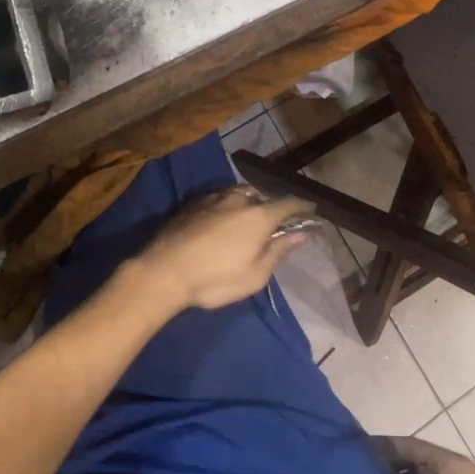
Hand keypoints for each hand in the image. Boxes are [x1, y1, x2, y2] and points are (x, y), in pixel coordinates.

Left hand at [127, 186, 311, 310]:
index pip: (288, 204)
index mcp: (258, 215)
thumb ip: (278, 250)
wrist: (163, 272)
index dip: (302, 208)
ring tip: (247, 221)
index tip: (311, 213)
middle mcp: (237, 199)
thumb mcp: (255, 274)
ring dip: (248, 204)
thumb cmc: (215, 279)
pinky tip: (221, 222)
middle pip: (262, 196)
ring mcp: (211, 198)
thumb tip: (300, 234)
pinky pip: (218, 199)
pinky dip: (227, 207)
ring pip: (238, 194)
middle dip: (271, 207)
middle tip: (274, 225)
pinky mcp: (191, 204)